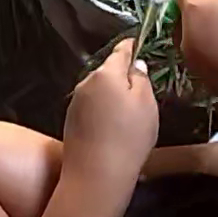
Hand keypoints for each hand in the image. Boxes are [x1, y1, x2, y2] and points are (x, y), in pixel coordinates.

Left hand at [58, 39, 158, 216]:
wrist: (96, 174)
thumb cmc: (128, 137)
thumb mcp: (147, 105)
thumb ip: (141, 79)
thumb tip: (135, 65)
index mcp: (106, 74)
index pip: (120, 51)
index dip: (131, 46)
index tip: (138, 42)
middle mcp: (86, 82)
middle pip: (108, 71)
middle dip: (122, 75)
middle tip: (141, 87)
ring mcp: (75, 101)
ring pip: (99, 89)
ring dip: (112, 94)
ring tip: (129, 112)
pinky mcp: (70, 120)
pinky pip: (91, 106)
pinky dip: (102, 110)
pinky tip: (113, 126)